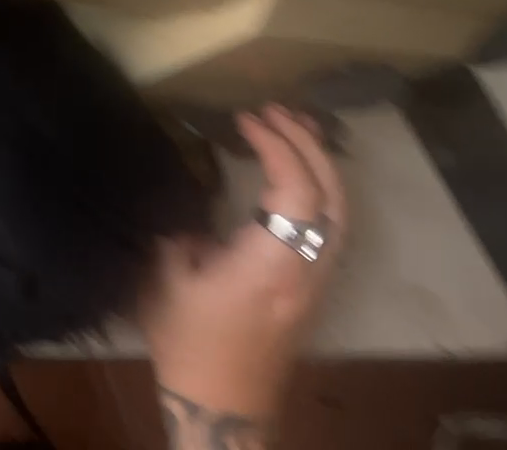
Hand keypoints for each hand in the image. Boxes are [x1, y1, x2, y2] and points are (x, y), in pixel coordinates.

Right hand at [139, 105, 346, 421]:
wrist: (223, 397)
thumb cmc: (187, 337)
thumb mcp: (166, 277)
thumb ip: (181, 230)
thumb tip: (186, 195)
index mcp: (269, 265)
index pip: (296, 196)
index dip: (278, 149)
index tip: (245, 119)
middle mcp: (306, 270)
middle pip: (333, 200)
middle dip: (310, 147)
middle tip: (274, 110)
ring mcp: (316, 280)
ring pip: (340, 213)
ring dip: (319, 166)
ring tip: (288, 129)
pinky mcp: (311, 285)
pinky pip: (329, 226)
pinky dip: (316, 189)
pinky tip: (290, 174)